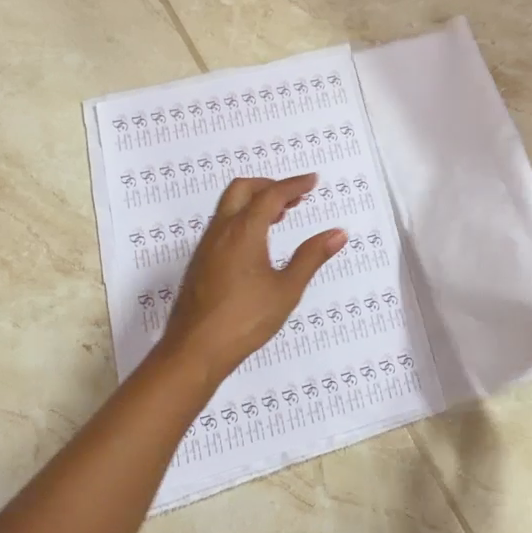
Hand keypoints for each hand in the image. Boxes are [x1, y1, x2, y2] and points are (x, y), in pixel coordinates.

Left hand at [158, 174, 344, 377]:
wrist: (194, 351)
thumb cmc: (244, 320)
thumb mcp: (287, 290)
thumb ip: (311, 257)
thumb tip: (337, 233)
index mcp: (244, 232)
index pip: (271, 195)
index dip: (294, 184)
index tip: (313, 181)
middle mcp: (221, 231)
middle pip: (242, 189)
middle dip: (270, 185)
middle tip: (295, 197)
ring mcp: (206, 247)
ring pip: (228, 206)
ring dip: (255, 202)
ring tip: (280, 217)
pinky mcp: (200, 263)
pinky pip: (221, 225)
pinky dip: (242, 218)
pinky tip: (257, 243)